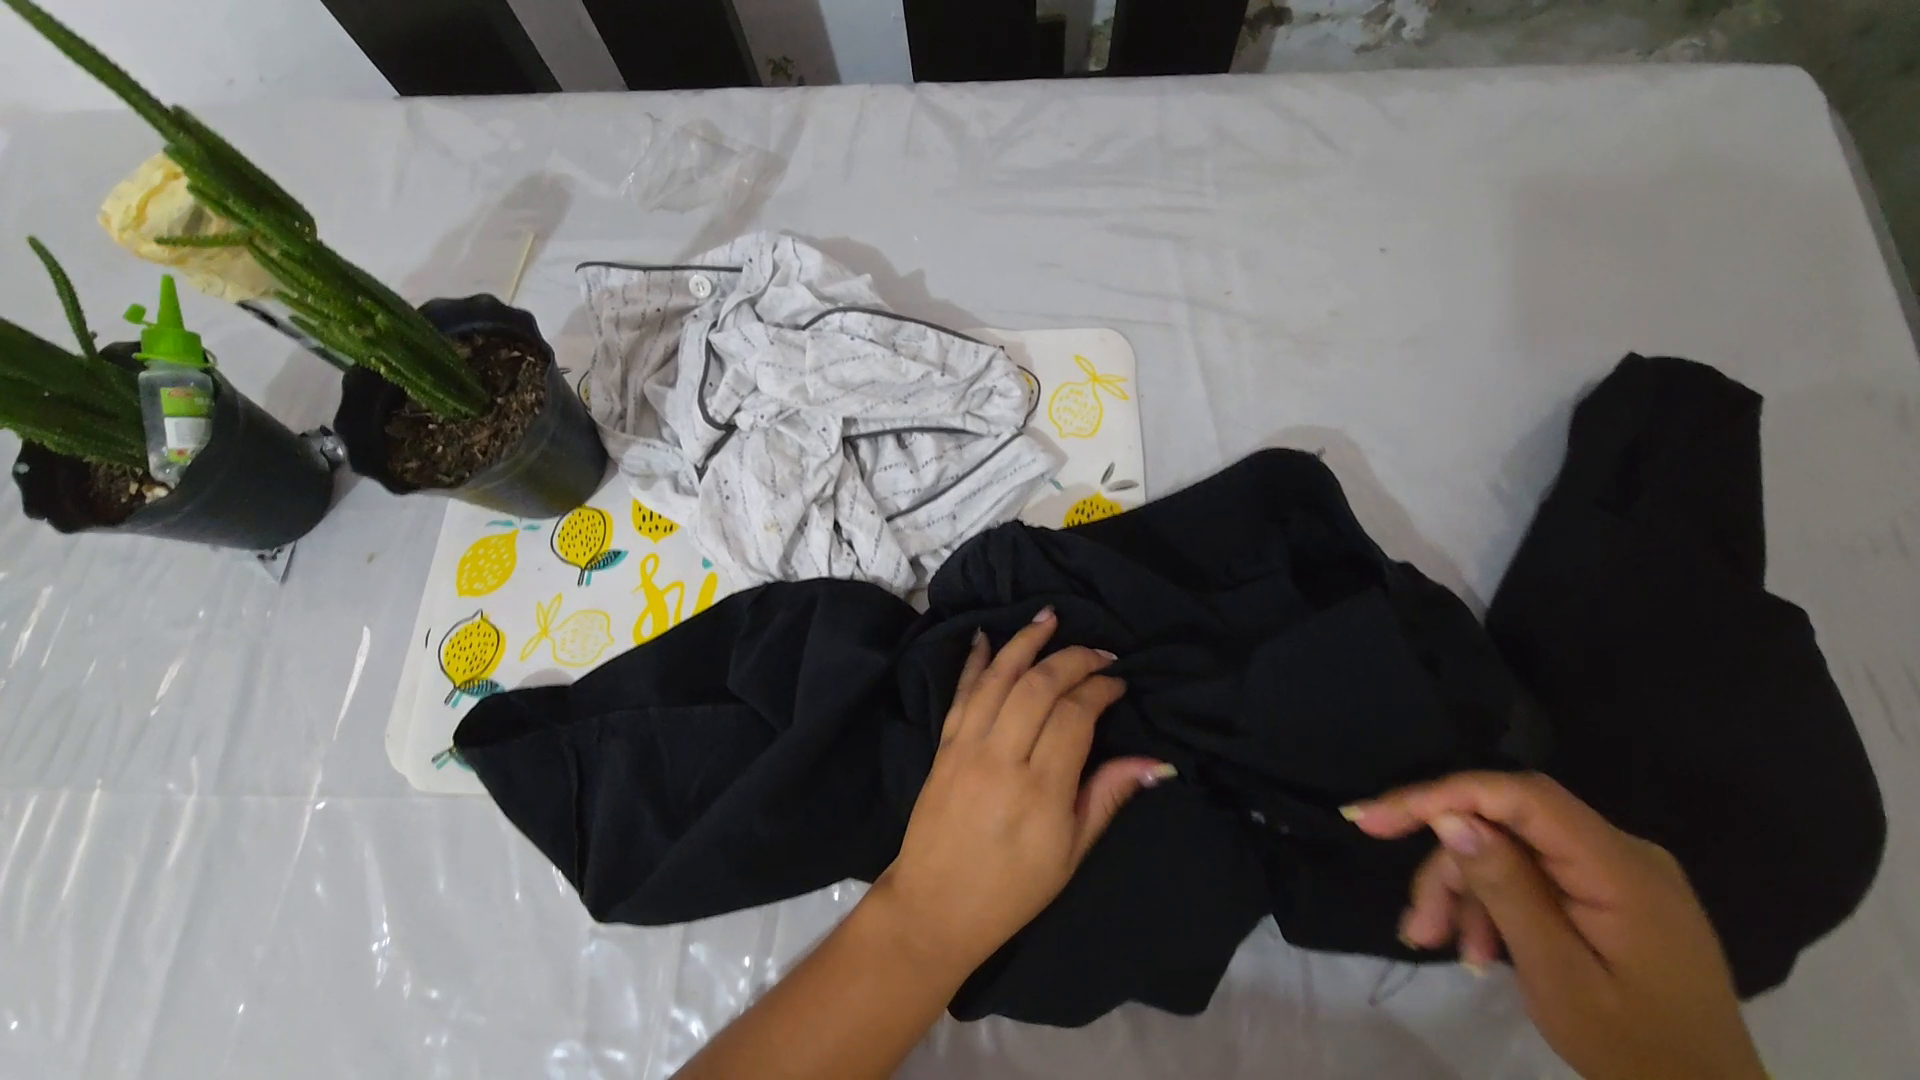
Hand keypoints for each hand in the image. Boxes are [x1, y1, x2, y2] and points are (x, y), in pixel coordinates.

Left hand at [869, 607, 1171, 975]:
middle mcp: (1001, 757)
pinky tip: (985, 636)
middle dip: (1072, 659)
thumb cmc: (1012, 889)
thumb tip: (1156, 762)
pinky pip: (960, 693)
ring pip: (998, 678)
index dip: (1101, 690)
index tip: (1119, 683)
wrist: (935, 906)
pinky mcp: (943, 746)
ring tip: (1049, 616)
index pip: (1075, 715)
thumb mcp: (1071, 853)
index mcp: (1040, 789)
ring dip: (1025, 642)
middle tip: (1099, 652)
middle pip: (1039, 686)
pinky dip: (975, 662)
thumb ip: (1107, 796)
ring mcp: (966, 747)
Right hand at [1344, 772, 1767, 1079]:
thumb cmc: (1636, 1052)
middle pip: (1505, 827)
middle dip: (1449, 867)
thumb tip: (1450, 818)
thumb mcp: (1559, 977)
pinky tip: (1480, 952)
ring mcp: (1616, 872)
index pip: (1520, 796)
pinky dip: (1495, 907)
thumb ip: (1507, 889)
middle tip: (1414, 920)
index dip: (1442, 795)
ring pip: (1510, 853)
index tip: (1375, 818)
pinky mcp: (1607, 893)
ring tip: (1440, 946)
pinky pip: (1532, 877)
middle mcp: (1621, 852)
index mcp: (1621, 868)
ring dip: (1466, 895)